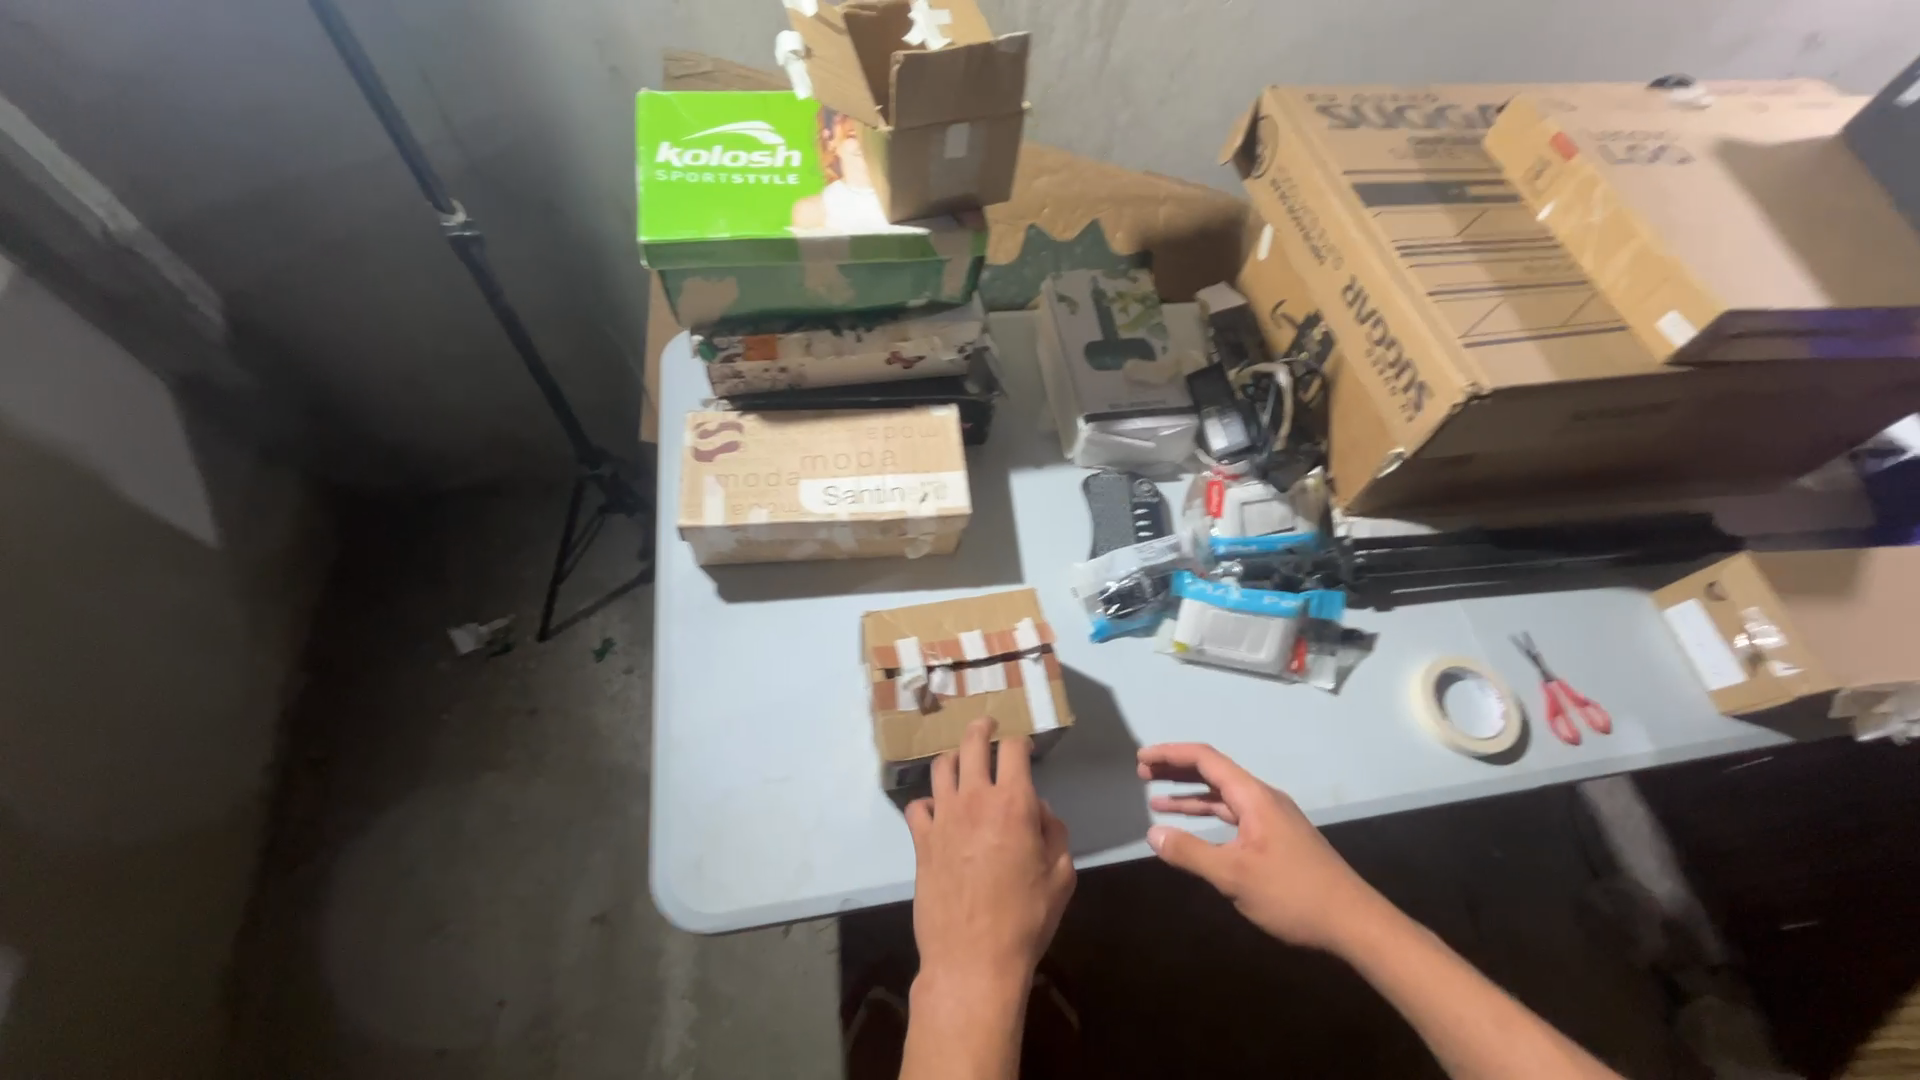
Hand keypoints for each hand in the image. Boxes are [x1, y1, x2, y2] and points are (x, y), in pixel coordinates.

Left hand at [906, 718, 1075, 991]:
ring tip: (961, 760)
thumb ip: (1054, 832)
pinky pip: (918, 805)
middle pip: (972, 743)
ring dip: (954, 757)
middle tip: (987, 723)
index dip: (1020, 740)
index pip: (1013, 749)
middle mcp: (975, 800)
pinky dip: (929, 801)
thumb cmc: (1026, 919)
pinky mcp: (921, 840)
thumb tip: (1038, 809)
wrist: (973, 959)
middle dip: (982, 727)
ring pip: (941, 767)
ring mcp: (943, 818)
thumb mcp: (1061, 876)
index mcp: (1013, 804)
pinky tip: (937, 810)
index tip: (1023, 745)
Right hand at [1137, 742, 1384, 951]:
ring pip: (1224, 796)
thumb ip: (1190, 852)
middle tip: (1143, 775)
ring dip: (1191, 796)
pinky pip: (1235, 815)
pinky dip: (1210, 816)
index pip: (1206, 759)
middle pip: (1214, 772)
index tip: (1141, 759)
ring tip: (1157, 802)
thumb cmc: (1292, 894)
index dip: (1170, 755)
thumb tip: (1153, 833)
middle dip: (1177, 771)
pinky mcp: (1278, 838)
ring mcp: (1273, 818)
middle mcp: (1263, 798)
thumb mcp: (1234, 875)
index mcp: (1253, 796)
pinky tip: (1195, 831)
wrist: (1354, 923)